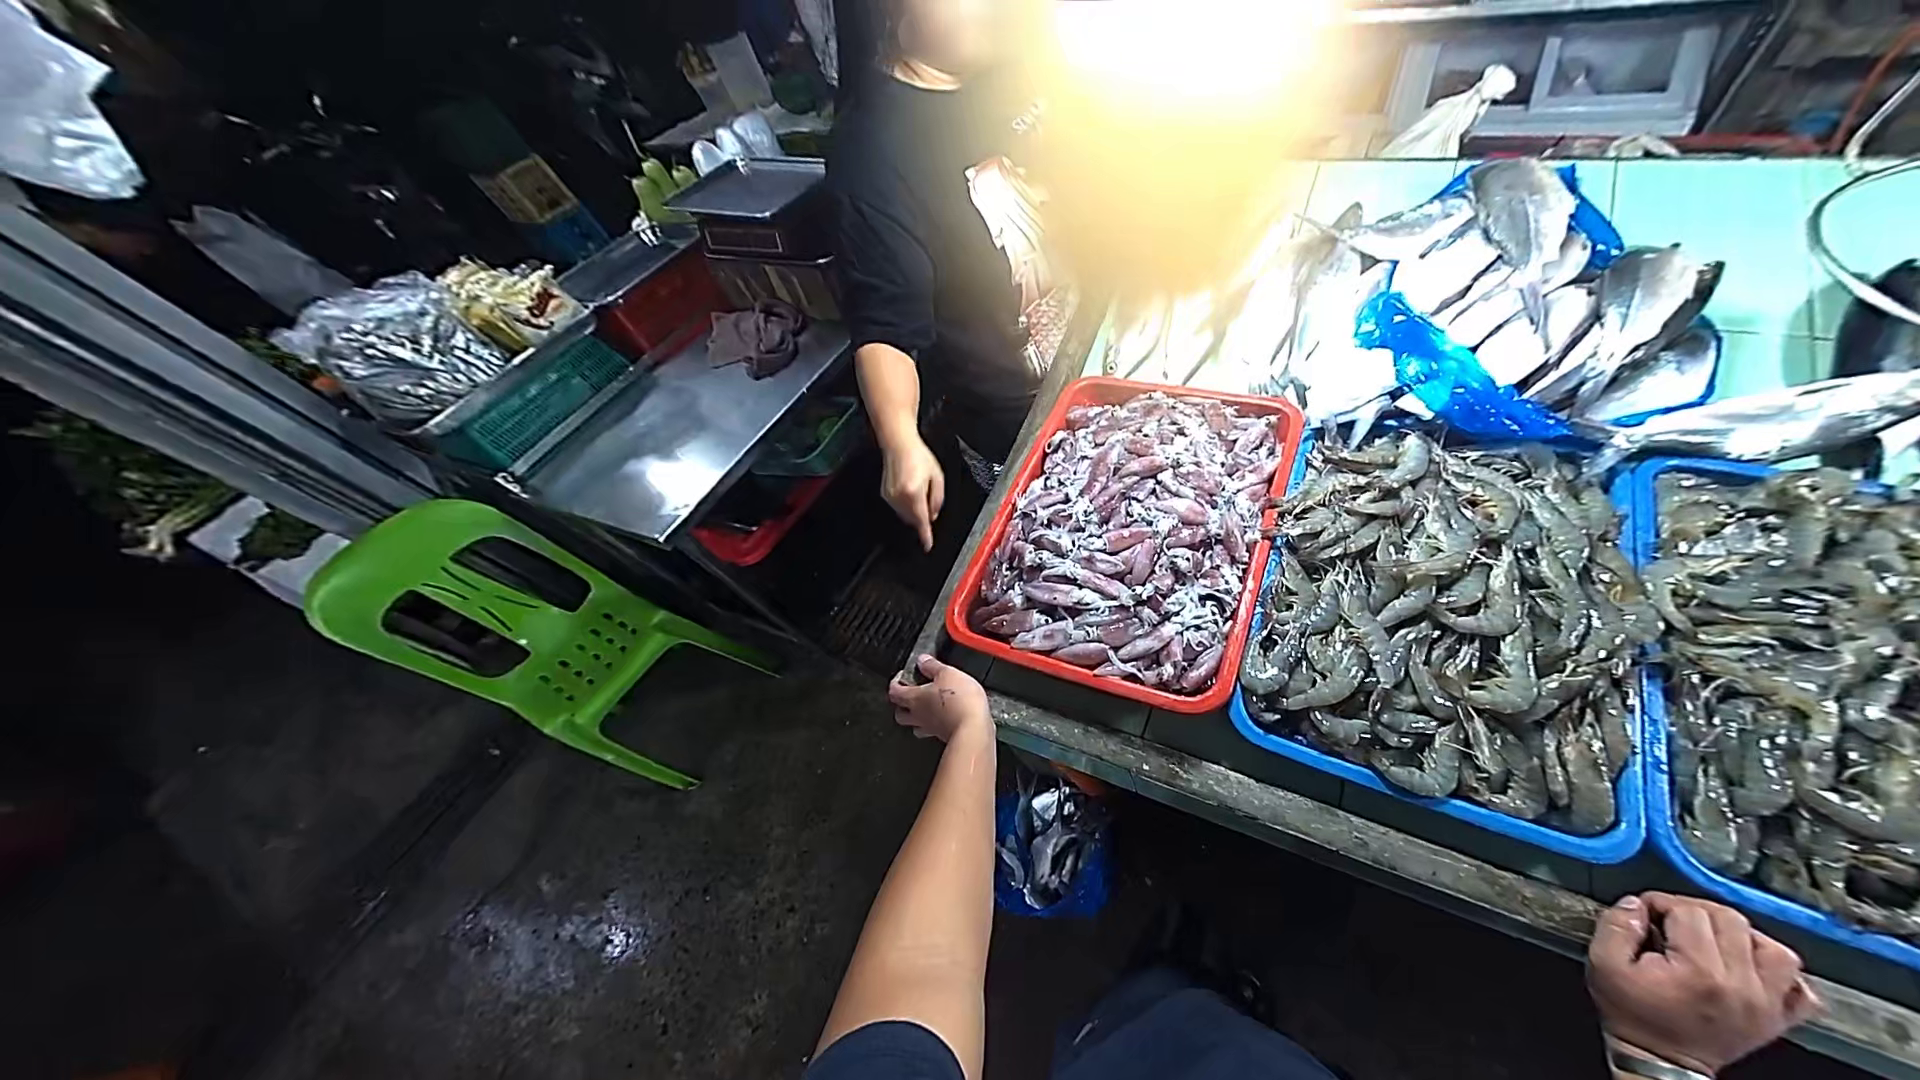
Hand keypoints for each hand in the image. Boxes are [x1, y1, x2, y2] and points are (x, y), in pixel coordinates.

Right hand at [881, 436, 944, 551]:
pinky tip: (910, 491)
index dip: (925, 536)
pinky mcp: (885, 494)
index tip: (927, 545)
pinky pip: (898, 508)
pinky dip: (906, 505)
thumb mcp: (937, 477)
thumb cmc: (918, 456)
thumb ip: (937, 499)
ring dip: (914, 512)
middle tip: (928, 503)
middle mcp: (900, 497)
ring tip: (918, 491)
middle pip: (913, 519)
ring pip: (905, 515)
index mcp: (914, 493)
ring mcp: (890, 497)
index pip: (921, 521)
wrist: (898, 444)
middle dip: (922, 518)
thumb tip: (933, 515)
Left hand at [888, 654, 989, 743]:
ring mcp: (931, 729)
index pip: (894, 692)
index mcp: (915, 698)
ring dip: (916, 717)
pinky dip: (935, 724)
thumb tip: (922, 660)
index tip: (901, 676)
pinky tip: (944, 717)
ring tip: (925, 708)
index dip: (895, 683)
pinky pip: (933, 731)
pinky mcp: (944, 736)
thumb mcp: (948, 673)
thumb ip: (933, 666)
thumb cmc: (959, 701)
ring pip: (914, 725)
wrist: (975, 730)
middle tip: (908, 695)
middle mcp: (919, 715)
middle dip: (901, 704)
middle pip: (900, 713)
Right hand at [1587, 892, 1820, 1074]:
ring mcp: (1768, 1004)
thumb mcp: (1603, 962)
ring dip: (1739, 934)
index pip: (1688, 911)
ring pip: (1774, 949)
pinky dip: (1778, 970)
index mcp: (1699, 971)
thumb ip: (1615, 926)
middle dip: (1694, 910)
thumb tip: (1634, 904)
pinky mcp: (1779, 1018)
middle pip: (1732, 921)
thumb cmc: (1630, 1011)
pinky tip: (1748, 965)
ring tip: (1709, 937)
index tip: (1641, 913)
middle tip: (1669, 920)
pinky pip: (1801, 988)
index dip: (1658, 903)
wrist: (1661, 1059)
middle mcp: (1742, 985)